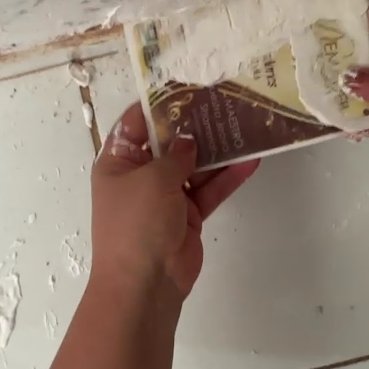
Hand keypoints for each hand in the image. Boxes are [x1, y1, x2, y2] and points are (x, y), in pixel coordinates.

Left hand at [91, 104, 257, 298]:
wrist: (145, 284)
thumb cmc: (136, 225)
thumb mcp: (152, 179)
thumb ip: (175, 154)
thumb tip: (189, 139)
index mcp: (118, 163)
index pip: (135, 124)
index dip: (158, 104)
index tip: (186, 85)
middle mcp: (140, 177)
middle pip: (169, 143)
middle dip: (195, 125)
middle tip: (224, 100)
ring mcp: (165, 198)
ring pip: (194, 166)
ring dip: (217, 149)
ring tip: (244, 123)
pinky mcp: (188, 216)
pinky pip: (209, 190)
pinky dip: (228, 177)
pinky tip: (251, 158)